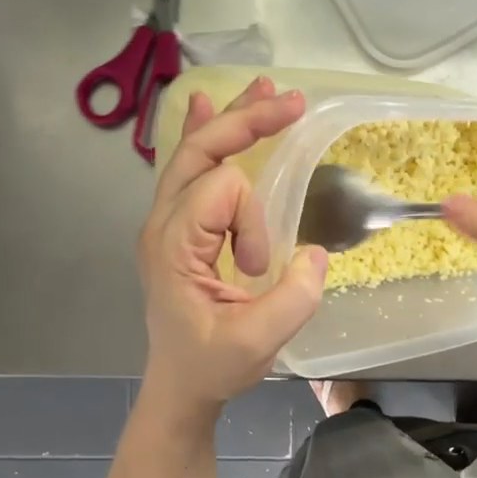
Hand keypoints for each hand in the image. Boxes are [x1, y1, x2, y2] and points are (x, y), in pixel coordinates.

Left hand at [138, 77, 328, 416]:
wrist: (180, 387)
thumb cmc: (212, 367)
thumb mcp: (258, 342)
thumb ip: (292, 298)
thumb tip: (313, 253)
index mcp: (174, 246)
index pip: (222, 192)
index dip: (253, 223)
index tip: (258, 268)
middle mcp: (162, 224)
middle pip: (201, 151)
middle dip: (247, 122)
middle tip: (293, 102)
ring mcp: (166, 224)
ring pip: (194, 154)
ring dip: (232, 122)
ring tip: (264, 90)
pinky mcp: (179, 231)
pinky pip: (190, 172)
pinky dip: (209, 139)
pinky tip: (209, 104)